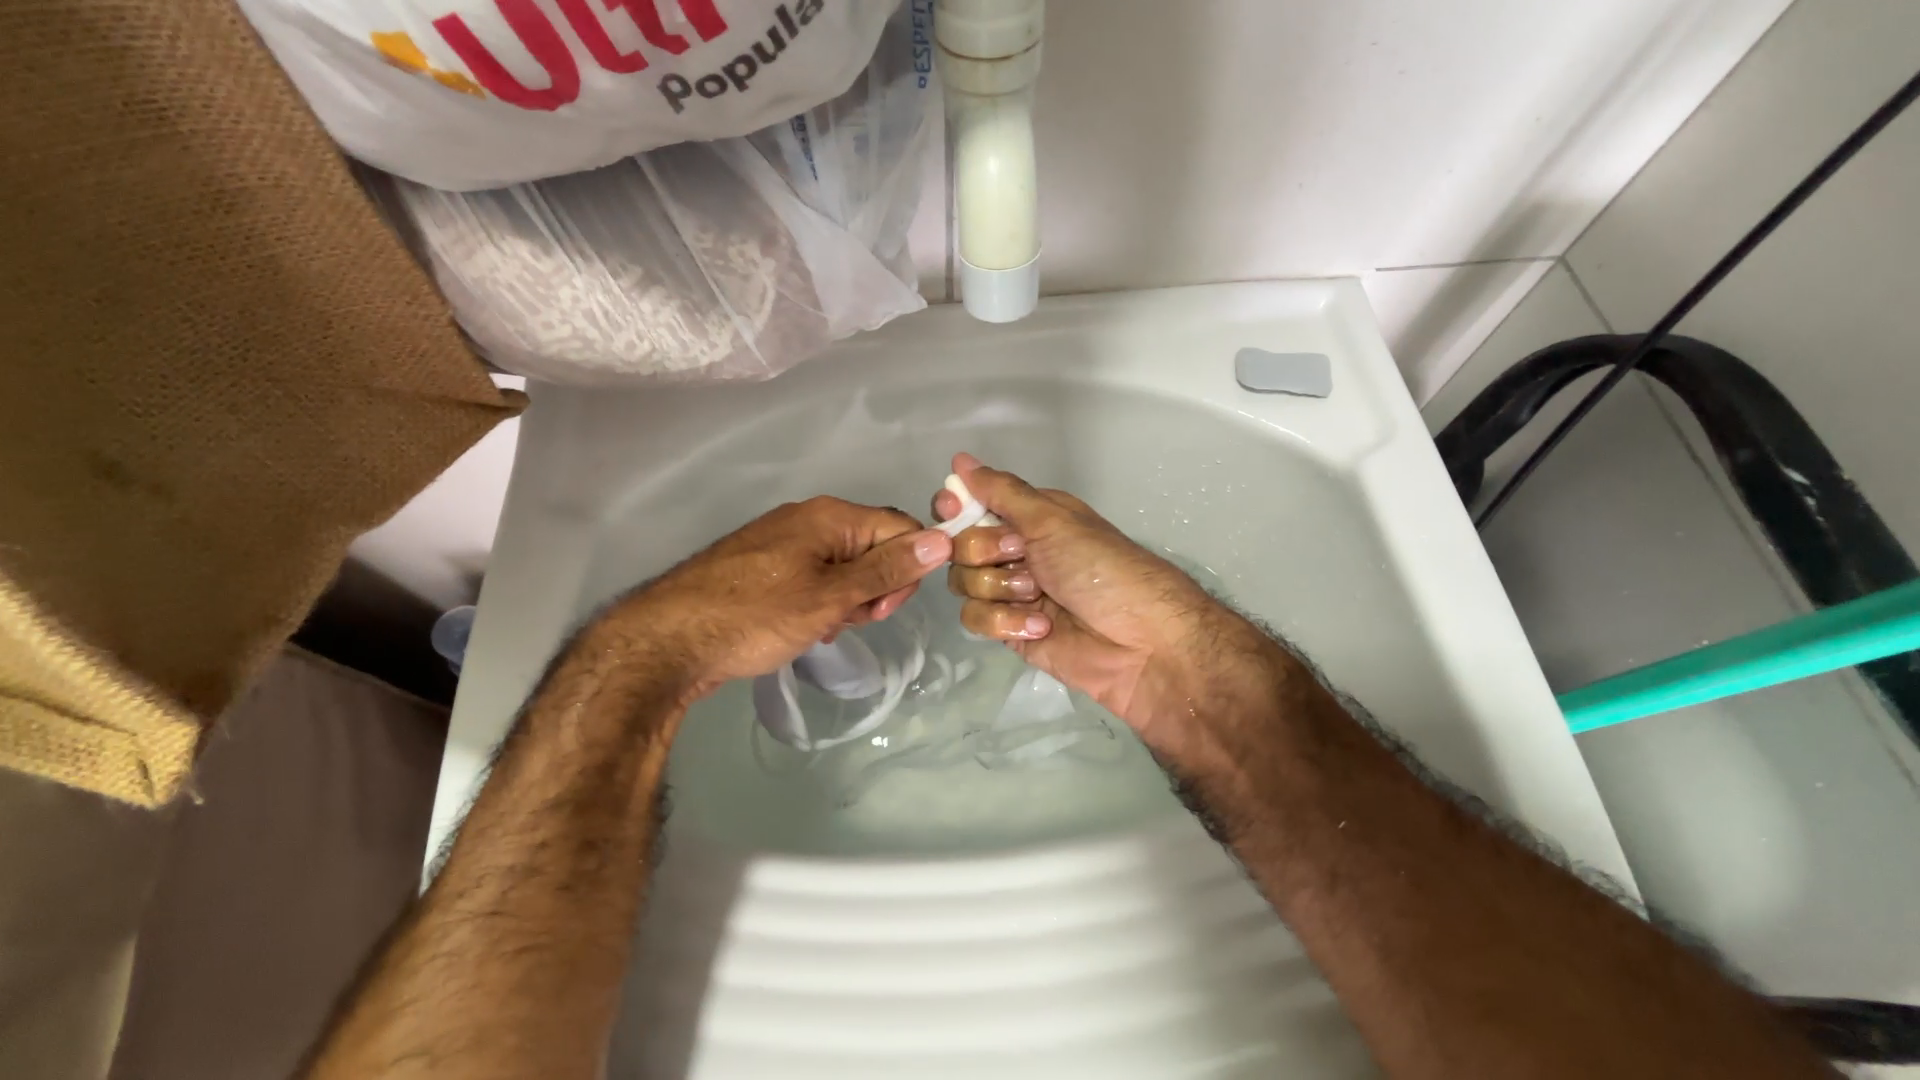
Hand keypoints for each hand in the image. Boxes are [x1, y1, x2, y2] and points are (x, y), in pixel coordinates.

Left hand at [598, 496, 950, 702]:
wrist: (669, 640)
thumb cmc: (756, 616)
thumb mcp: (830, 596)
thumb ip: (887, 569)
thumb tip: (943, 539)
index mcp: (830, 517)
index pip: (900, 528)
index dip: (908, 567)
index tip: (886, 609)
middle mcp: (809, 520)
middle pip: (873, 546)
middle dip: (877, 587)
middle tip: (854, 621)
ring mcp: (784, 544)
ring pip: (845, 567)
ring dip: (850, 600)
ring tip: (825, 628)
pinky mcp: (766, 569)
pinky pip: (816, 578)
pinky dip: (823, 603)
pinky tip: (807, 629)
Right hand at [935, 454, 1287, 758]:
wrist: (1141, 641)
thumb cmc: (1102, 568)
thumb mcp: (1053, 520)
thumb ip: (1002, 492)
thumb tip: (961, 460)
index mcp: (1030, 517)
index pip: (972, 505)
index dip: (956, 509)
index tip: (956, 513)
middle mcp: (1016, 551)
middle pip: (959, 545)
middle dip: (986, 552)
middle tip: (1023, 558)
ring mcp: (1012, 593)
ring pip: (963, 584)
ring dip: (999, 589)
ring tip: (1039, 597)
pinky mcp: (1010, 631)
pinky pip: (976, 620)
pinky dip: (1004, 622)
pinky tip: (1041, 627)